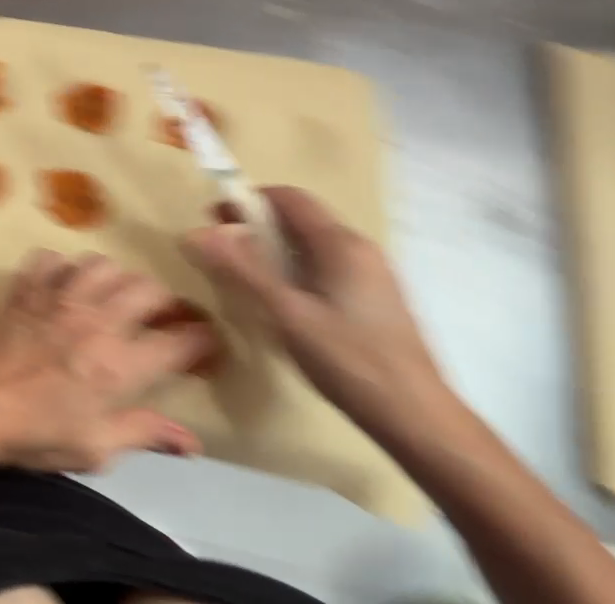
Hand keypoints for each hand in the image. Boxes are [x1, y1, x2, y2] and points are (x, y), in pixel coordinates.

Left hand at [0, 249, 218, 473]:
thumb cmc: (33, 433)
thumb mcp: (95, 448)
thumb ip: (144, 434)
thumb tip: (191, 443)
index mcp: (120, 364)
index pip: (181, 341)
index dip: (202, 342)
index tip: (205, 348)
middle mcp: (96, 320)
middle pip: (148, 288)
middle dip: (164, 303)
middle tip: (160, 321)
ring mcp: (58, 297)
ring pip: (103, 264)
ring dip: (116, 280)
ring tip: (114, 300)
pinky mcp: (26, 288)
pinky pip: (51, 258)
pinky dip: (63, 268)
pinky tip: (63, 288)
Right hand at [185, 186, 451, 441]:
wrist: (416, 416)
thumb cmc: (348, 359)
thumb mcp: (286, 313)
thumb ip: (243, 269)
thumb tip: (198, 230)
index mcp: (341, 244)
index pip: (289, 198)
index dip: (247, 199)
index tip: (213, 218)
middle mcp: (360, 249)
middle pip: (300, 219)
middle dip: (256, 226)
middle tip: (219, 250)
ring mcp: (372, 275)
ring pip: (312, 246)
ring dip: (273, 250)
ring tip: (242, 277)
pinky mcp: (374, 300)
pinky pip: (325, 268)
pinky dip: (294, 271)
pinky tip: (280, 303)